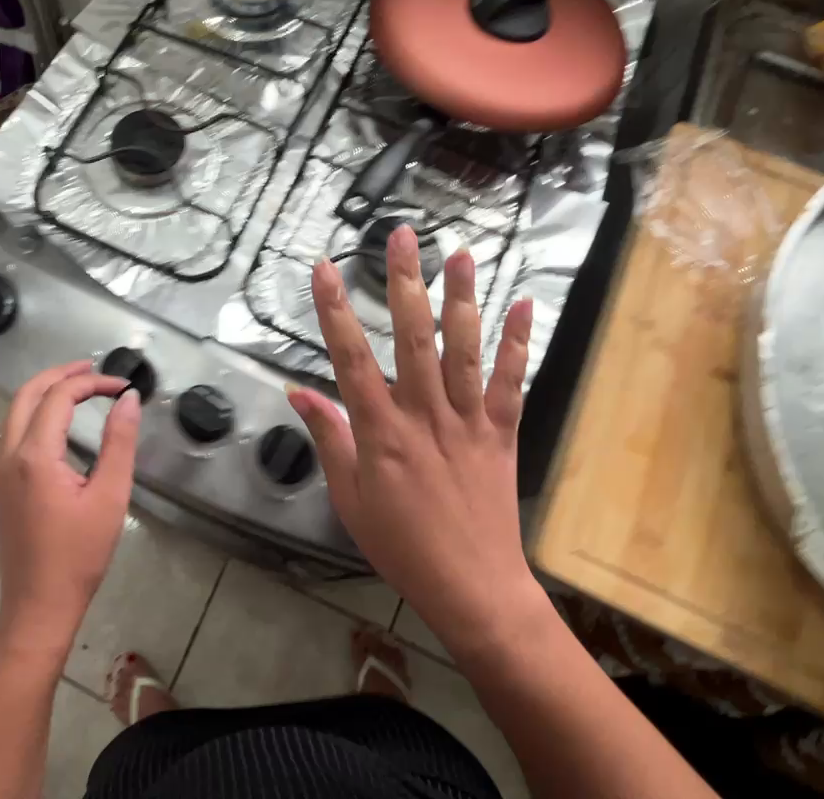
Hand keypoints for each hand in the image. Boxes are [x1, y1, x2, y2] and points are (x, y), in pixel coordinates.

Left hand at [0, 361, 142, 645]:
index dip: (91, 382)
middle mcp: (8, 454)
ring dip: (44, 392)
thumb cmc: (79, 555)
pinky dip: (34, 412)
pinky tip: (58, 423)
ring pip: (14, 412)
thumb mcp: (109, 496)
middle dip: (59, 375)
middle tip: (94, 369)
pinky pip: (12, 432)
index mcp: (34, 454)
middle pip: (27, 394)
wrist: (38, 605)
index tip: (123, 386)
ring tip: (79, 388)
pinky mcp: (1, 485)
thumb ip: (119, 442)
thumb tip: (128, 399)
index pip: (59, 397)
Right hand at [286, 225, 544, 659]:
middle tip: (403, 235)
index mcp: (381, 433)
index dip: (334, 310)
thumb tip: (299, 392)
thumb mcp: (350, 499)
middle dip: (405, 282)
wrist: (474, 588)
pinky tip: (524, 304)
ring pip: (464, 350)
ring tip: (461, 252)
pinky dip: (519, 343)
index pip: (351, 359)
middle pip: (413, 338)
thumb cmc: (402, 545)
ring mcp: (469, 421)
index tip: (325, 267)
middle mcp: (425, 416)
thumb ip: (329, 440)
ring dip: (462, 298)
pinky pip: (512, 382)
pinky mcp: (503, 433)